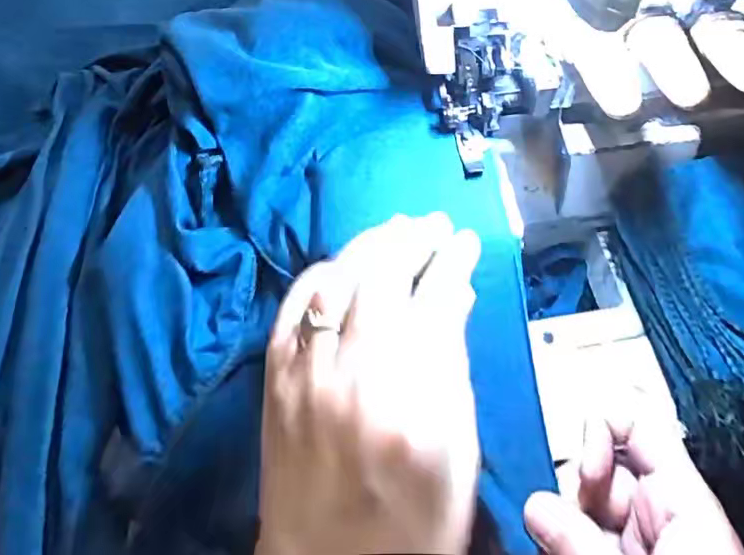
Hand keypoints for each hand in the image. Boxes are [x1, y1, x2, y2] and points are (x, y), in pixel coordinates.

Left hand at [258, 213, 483, 554]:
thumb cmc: (412, 518)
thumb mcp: (458, 447)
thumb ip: (454, 363)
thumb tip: (457, 294)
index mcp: (412, 399)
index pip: (436, 299)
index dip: (456, 259)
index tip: (468, 241)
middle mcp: (354, 376)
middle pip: (384, 276)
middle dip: (416, 239)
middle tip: (437, 226)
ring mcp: (306, 374)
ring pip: (338, 279)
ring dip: (372, 244)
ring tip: (399, 229)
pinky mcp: (274, 381)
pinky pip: (293, 304)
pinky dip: (322, 273)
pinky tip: (345, 265)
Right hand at [522, 408, 743, 554]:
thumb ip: (585, 543)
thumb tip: (536, 504)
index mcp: (678, 494)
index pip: (635, 424)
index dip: (602, 429)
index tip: (585, 473)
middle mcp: (658, 511)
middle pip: (600, 470)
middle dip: (573, 494)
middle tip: (563, 534)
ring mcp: (641, 544)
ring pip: (585, 512)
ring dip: (564, 530)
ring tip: (560, 553)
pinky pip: (586, 544)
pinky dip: (568, 549)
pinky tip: (558, 554)